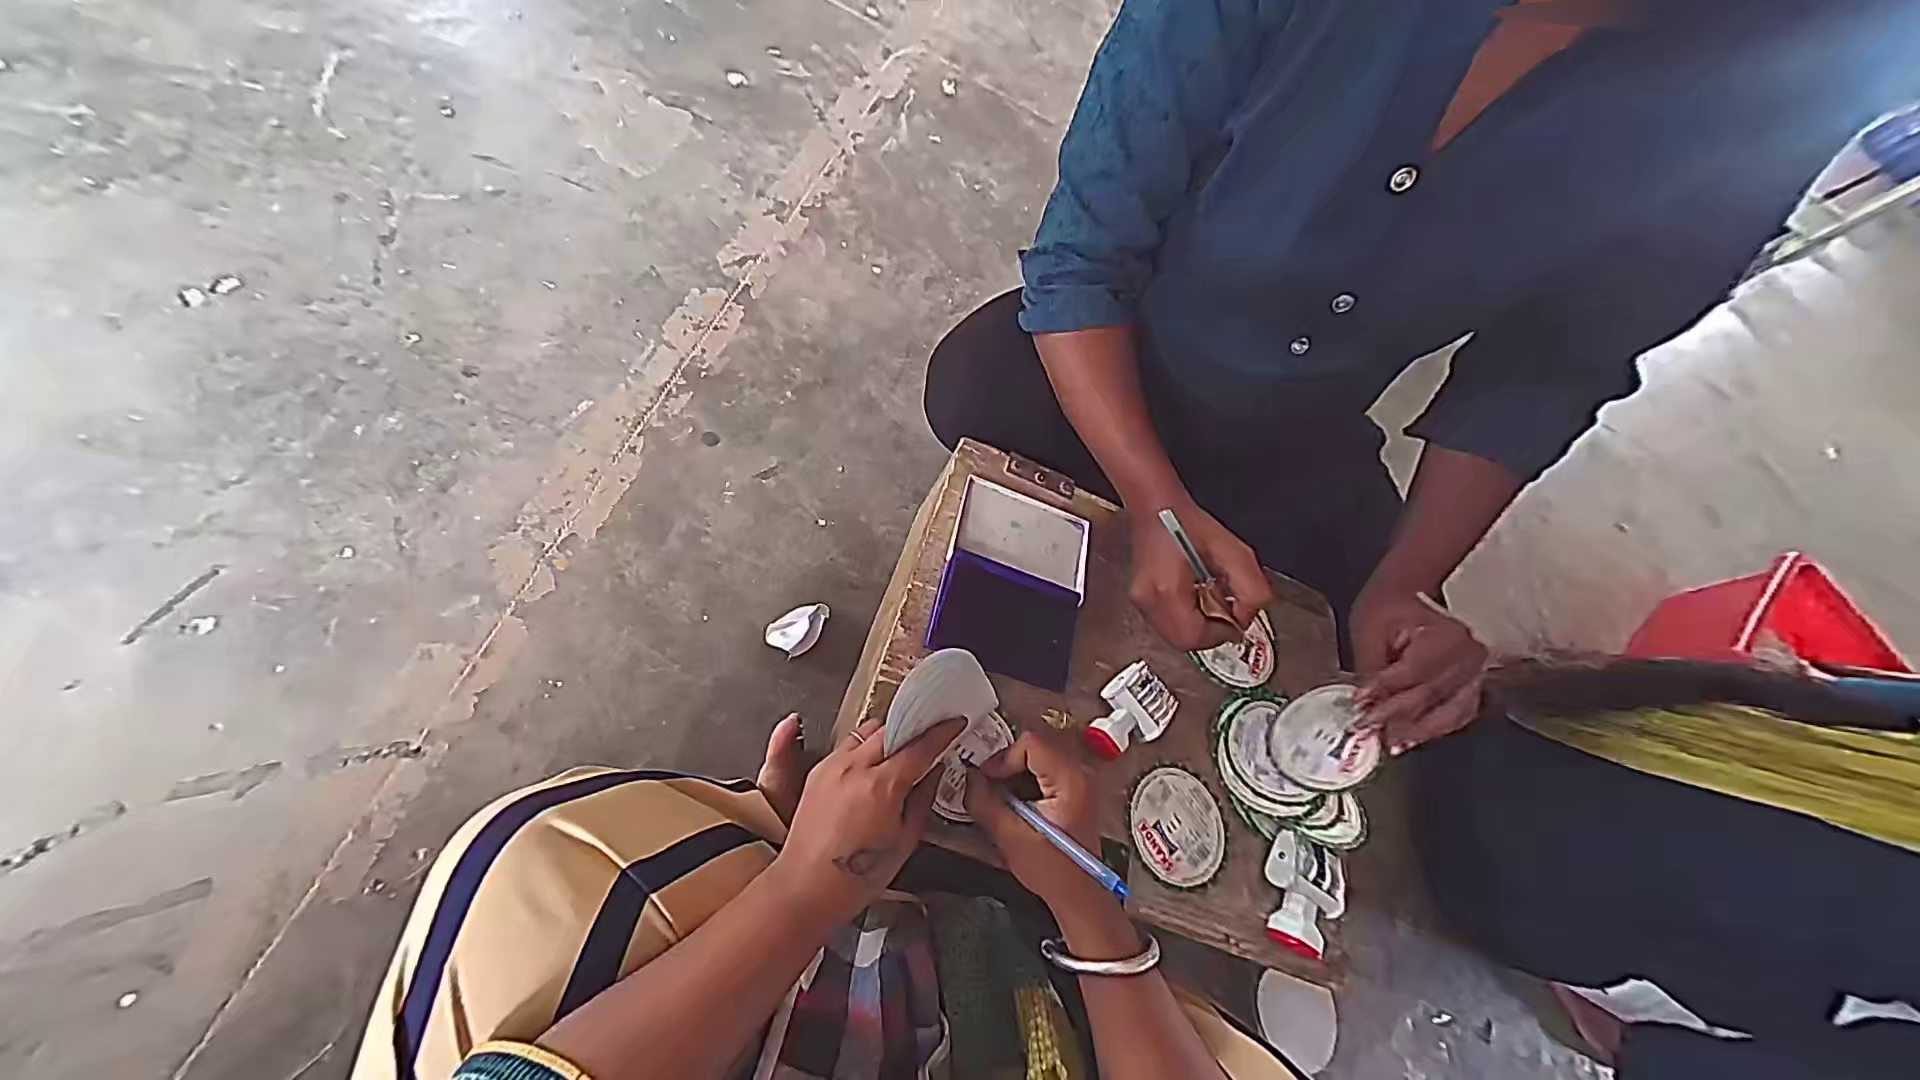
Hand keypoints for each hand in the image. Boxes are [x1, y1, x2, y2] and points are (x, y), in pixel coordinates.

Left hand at [771, 715, 964, 924]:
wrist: (804, 889)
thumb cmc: (853, 877)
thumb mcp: (904, 842)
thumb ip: (923, 799)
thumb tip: (935, 773)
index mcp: (882, 786)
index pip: (920, 745)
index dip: (942, 731)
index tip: (952, 725)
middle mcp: (855, 768)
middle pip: (893, 729)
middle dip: (914, 729)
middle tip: (928, 737)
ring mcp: (833, 767)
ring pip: (868, 731)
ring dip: (888, 736)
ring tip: (900, 752)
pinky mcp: (818, 771)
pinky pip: (847, 744)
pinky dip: (865, 747)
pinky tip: (873, 766)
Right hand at [963, 730, 1108, 908]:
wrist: (1080, 896)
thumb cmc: (1056, 873)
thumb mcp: (1010, 837)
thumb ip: (985, 803)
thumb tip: (970, 779)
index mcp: (1069, 782)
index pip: (1030, 743)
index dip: (1003, 758)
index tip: (988, 778)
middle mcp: (1079, 775)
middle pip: (1033, 746)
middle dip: (1006, 765)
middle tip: (990, 785)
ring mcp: (1078, 781)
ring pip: (1036, 757)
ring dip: (1014, 774)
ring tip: (1003, 800)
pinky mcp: (1072, 790)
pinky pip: (1042, 770)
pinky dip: (1024, 781)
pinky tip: (1016, 806)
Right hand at [1128, 500, 1271, 650]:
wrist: (1155, 507)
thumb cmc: (1187, 523)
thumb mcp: (1235, 552)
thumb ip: (1251, 590)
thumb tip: (1244, 618)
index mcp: (1168, 590)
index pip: (1195, 637)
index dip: (1220, 633)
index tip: (1233, 616)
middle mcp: (1148, 600)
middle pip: (1182, 642)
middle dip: (1209, 633)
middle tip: (1222, 609)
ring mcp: (1140, 601)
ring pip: (1174, 637)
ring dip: (1197, 626)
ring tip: (1206, 598)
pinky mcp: (1139, 599)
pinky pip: (1166, 625)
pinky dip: (1185, 619)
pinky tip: (1192, 596)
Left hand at [1352, 588, 1487, 753]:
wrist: (1409, 595)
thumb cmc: (1388, 609)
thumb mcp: (1369, 631)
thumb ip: (1370, 668)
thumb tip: (1365, 702)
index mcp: (1445, 636)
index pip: (1413, 672)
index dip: (1385, 691)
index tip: (1360, 704)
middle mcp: (1469, 655)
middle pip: (1431, 694)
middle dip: (1396, 716)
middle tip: (1367, 728)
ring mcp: (1477, 670)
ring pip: (1450, 710)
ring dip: (1418, 730)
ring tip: (1391, 742)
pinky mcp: (1474, 682)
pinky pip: (1459, 712)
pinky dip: (1435, 727)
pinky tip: (1412, 738)